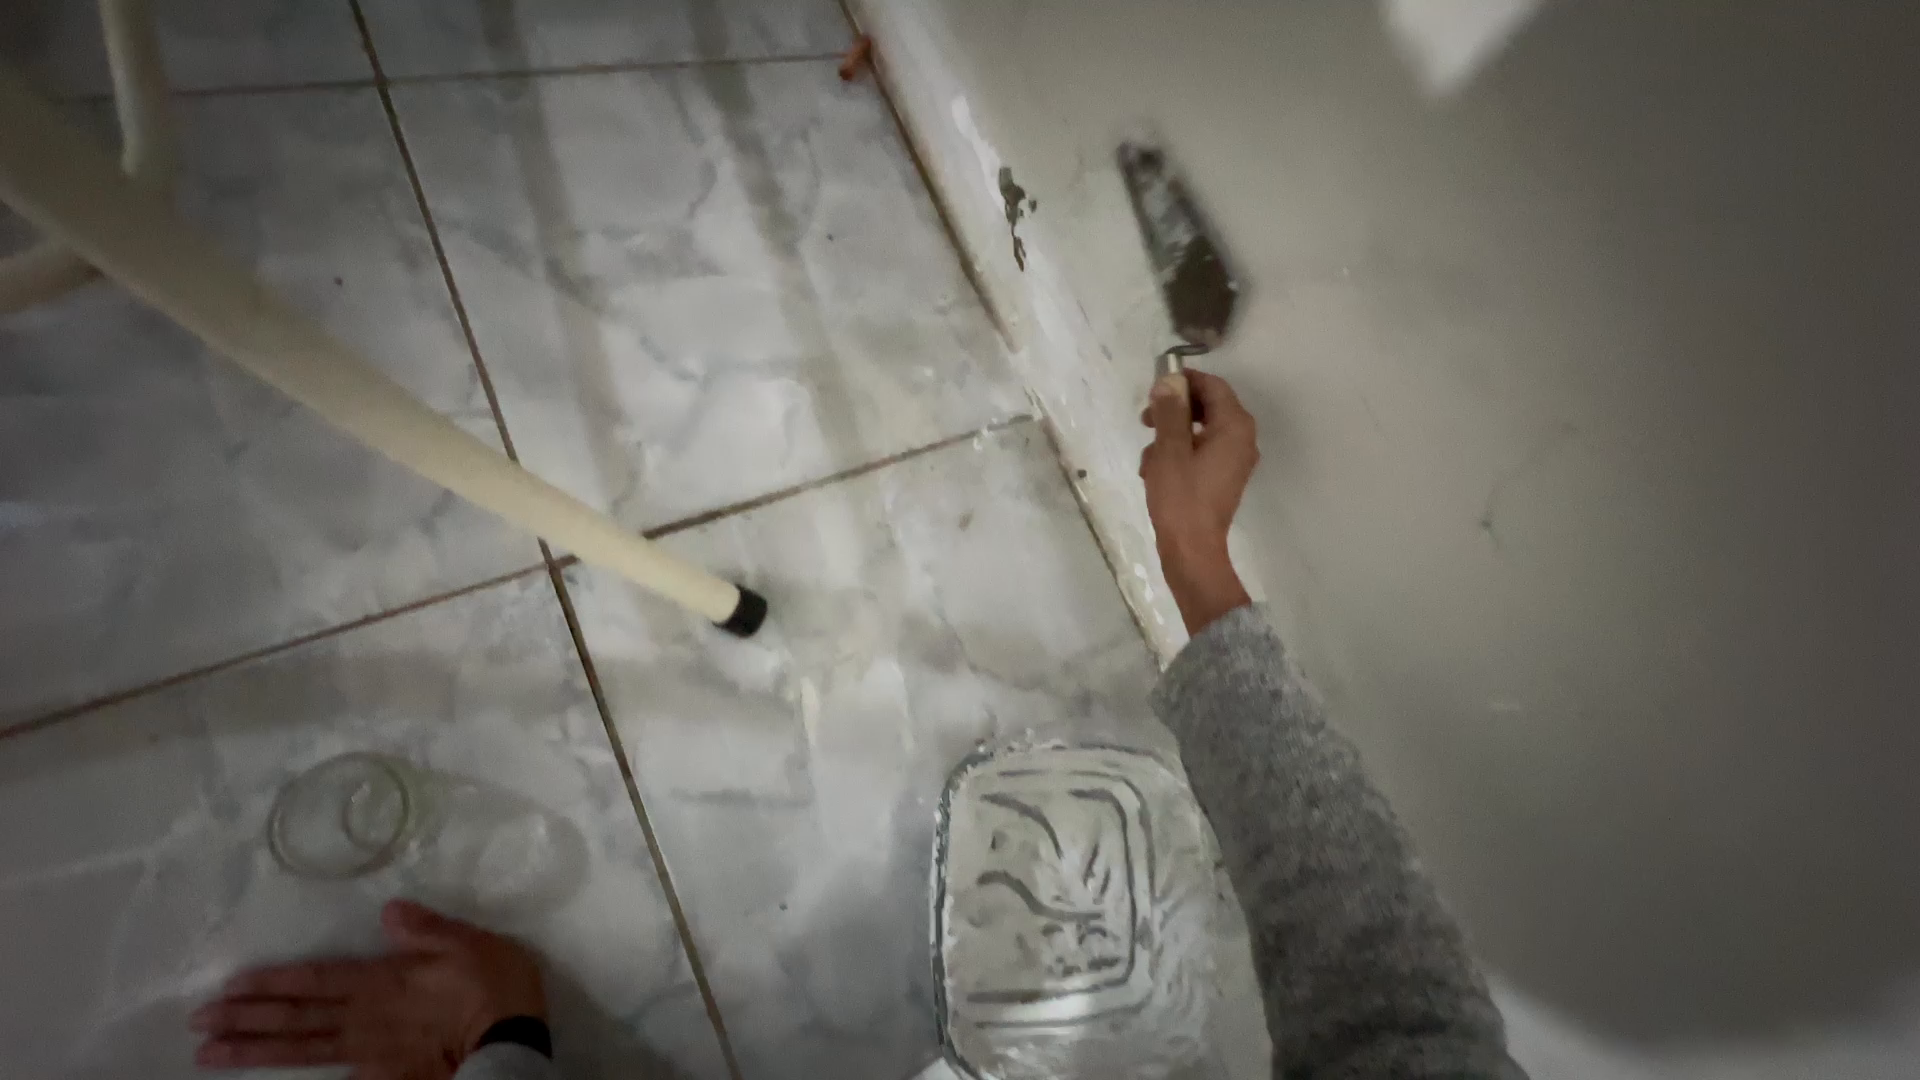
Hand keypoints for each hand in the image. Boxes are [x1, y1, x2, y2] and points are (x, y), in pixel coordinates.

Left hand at [191, 899, 546, 1076]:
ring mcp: (367, 1050)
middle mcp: (364, 1016)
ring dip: (254, 1050)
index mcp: (383, 980)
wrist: (505, 1039)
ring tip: (210, 1054)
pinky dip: (301, 1077)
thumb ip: (426, 929)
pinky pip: (332, 1075)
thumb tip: (388, 910)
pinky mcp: (380, 1073)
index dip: (275, 982)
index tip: (231, 985)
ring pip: (301, 1049)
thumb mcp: (468, 941)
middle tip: (198, 1021)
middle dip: (247, 1017)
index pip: (318, 980)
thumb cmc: (490, 982)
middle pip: (298, 1017)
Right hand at [1139, 369, 1257, 633]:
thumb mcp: (1169, 450)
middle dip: (1175, 410)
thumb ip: (1170, 411)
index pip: (1213, 386)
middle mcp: (1242, 439)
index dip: (1183, 381)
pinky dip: (1179, 454)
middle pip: (1209, 408)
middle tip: (1145, 419)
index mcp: (1234, 427)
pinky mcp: (1222, 478)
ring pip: (1201, 431)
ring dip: (1172, 435)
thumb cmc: (1180, 497)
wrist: (1192, 549)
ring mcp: (1234, 461)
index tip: (1154, 388)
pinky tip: (1155, 471)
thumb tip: (1169, 382)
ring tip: (1147, 455)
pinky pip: (1201, 453)